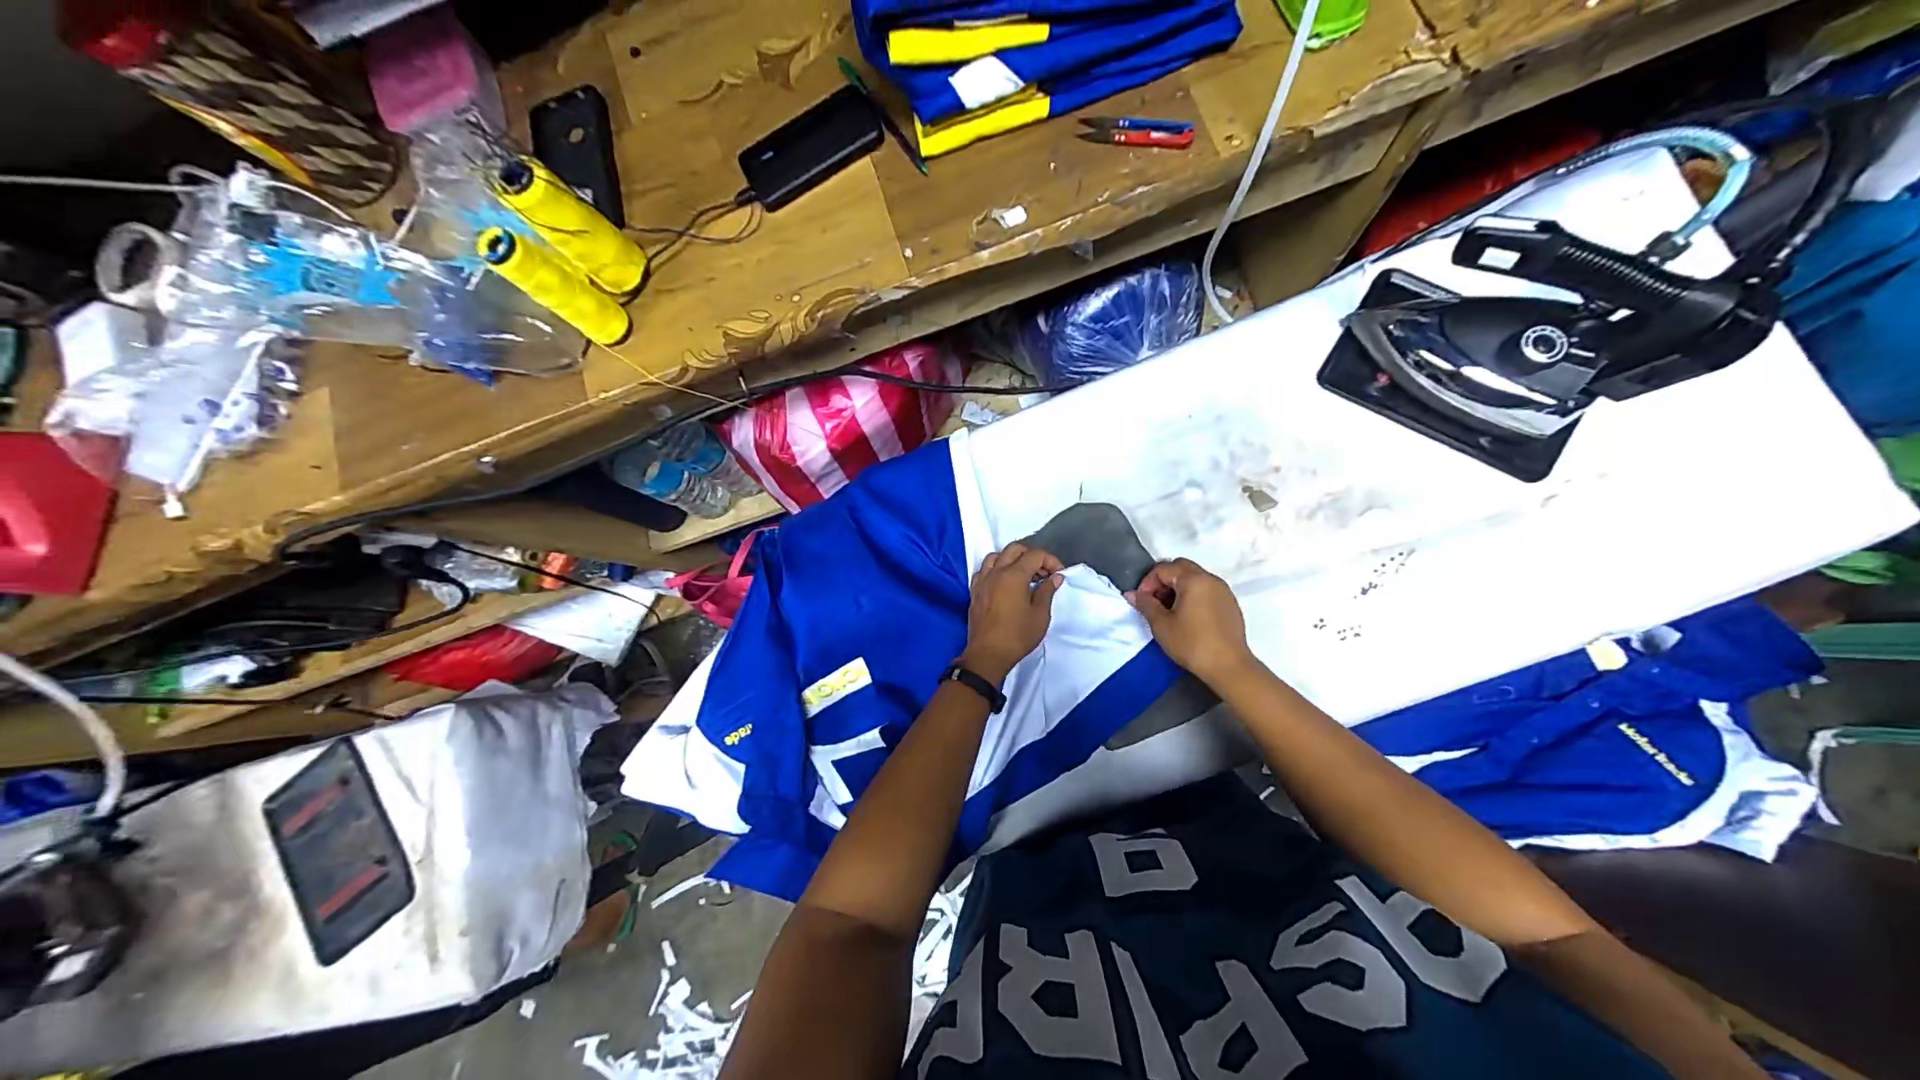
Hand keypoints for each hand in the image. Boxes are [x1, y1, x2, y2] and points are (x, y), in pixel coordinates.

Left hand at [959, 543, 1064, 682]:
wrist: (988, 654)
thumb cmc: (1017, 636)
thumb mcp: (1040, 615)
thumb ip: (1047, 591)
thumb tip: (1055, 577)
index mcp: (1013, 575)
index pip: (1035, 555)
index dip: (1051, 561)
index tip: (1058, 574)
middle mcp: (996, 572)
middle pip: (1015, 549)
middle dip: (1032, 556)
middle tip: (1043, 574)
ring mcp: (982, 580)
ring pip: (997, 556)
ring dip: (1013, 560)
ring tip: (1024, 576)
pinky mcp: (975, 591)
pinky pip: (984, 570)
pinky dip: (996, 569)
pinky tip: (1004, 582)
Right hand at [1127, 558, 1260, 686]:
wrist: (1228, 666)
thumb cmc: (1192, 643)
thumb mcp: (1161, 625)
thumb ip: (1145, 604)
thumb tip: (1132, 594)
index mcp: (1193, 579)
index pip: (1163, 568)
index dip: (1147, 582)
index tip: (1142, 602)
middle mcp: (1210, 579)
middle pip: (1181, 567)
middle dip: (1163, 581)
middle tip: (1155, 602)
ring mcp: (1223, 590)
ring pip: (1195, 578)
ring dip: (1178, 588)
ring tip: (1170, 611)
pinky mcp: (1230, 604)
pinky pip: (1207, 590)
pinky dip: (1193, 595)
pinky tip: (1189, 618)